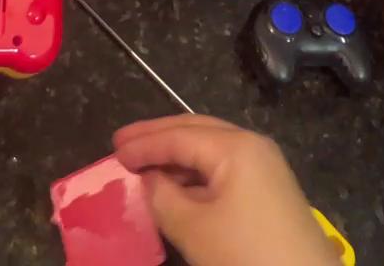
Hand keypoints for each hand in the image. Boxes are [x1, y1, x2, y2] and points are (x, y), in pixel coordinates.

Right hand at [113, 114, 338, 265]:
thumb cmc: (247, 255)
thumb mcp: (196, 231)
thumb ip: (165, 199)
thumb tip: (151, 180)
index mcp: (236, 146)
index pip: (180, 135)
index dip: (145, 142)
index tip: (114, 149)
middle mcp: (252, 146)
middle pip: (197, 131)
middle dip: (158, 136)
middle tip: (123, 143)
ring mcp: (265, 167)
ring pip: (211, 149)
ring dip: (177, 156)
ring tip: (144, 165)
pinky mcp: (270, 191)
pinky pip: (224, 168)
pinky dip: (196, 173)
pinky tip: (178, 187)